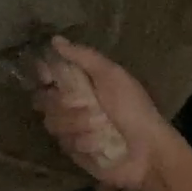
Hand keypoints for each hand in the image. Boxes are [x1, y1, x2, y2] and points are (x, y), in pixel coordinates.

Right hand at [33, 36, 183, 190]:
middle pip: (43, 99)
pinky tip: (100, 144)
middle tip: (85, 105)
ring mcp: (71, 129)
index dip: (43, 74)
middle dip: (63, 103)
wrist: (148, 151)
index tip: (48, 78)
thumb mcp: (112, 75)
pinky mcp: (73, 152)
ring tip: (100, 126)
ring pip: (52, 122)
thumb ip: (83, 56)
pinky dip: (84, 142)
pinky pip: (64, 143)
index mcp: (80, 83)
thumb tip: (55, 39)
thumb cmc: (133, 109)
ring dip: (77, 123)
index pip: (47, 74)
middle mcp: (71, 104)